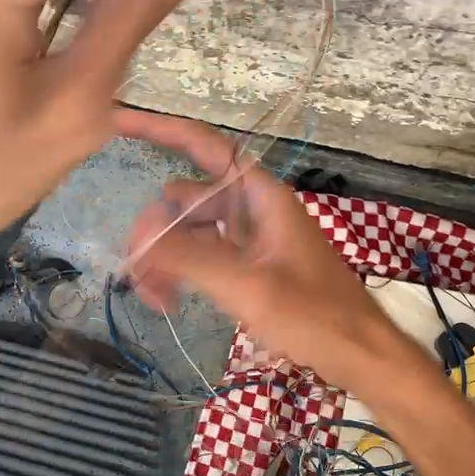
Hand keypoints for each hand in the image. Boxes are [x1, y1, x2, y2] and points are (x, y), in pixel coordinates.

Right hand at [117, 111, 431, 388]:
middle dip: (156, 228)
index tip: (117, 122)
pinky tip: (168, 300)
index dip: (161, 130)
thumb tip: (139, 238)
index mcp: (261, 196)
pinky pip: (202, 255)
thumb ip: (192, 258)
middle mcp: (253, 207)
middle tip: (136, 272)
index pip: (204, 146)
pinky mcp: (248, 263)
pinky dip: (182, 271)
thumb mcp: (250, 287)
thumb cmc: (314, 317)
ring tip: (153, 298)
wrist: (357, 354)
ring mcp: (250, 236)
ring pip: (190, 230)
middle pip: (187, 197)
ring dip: (165, 256)